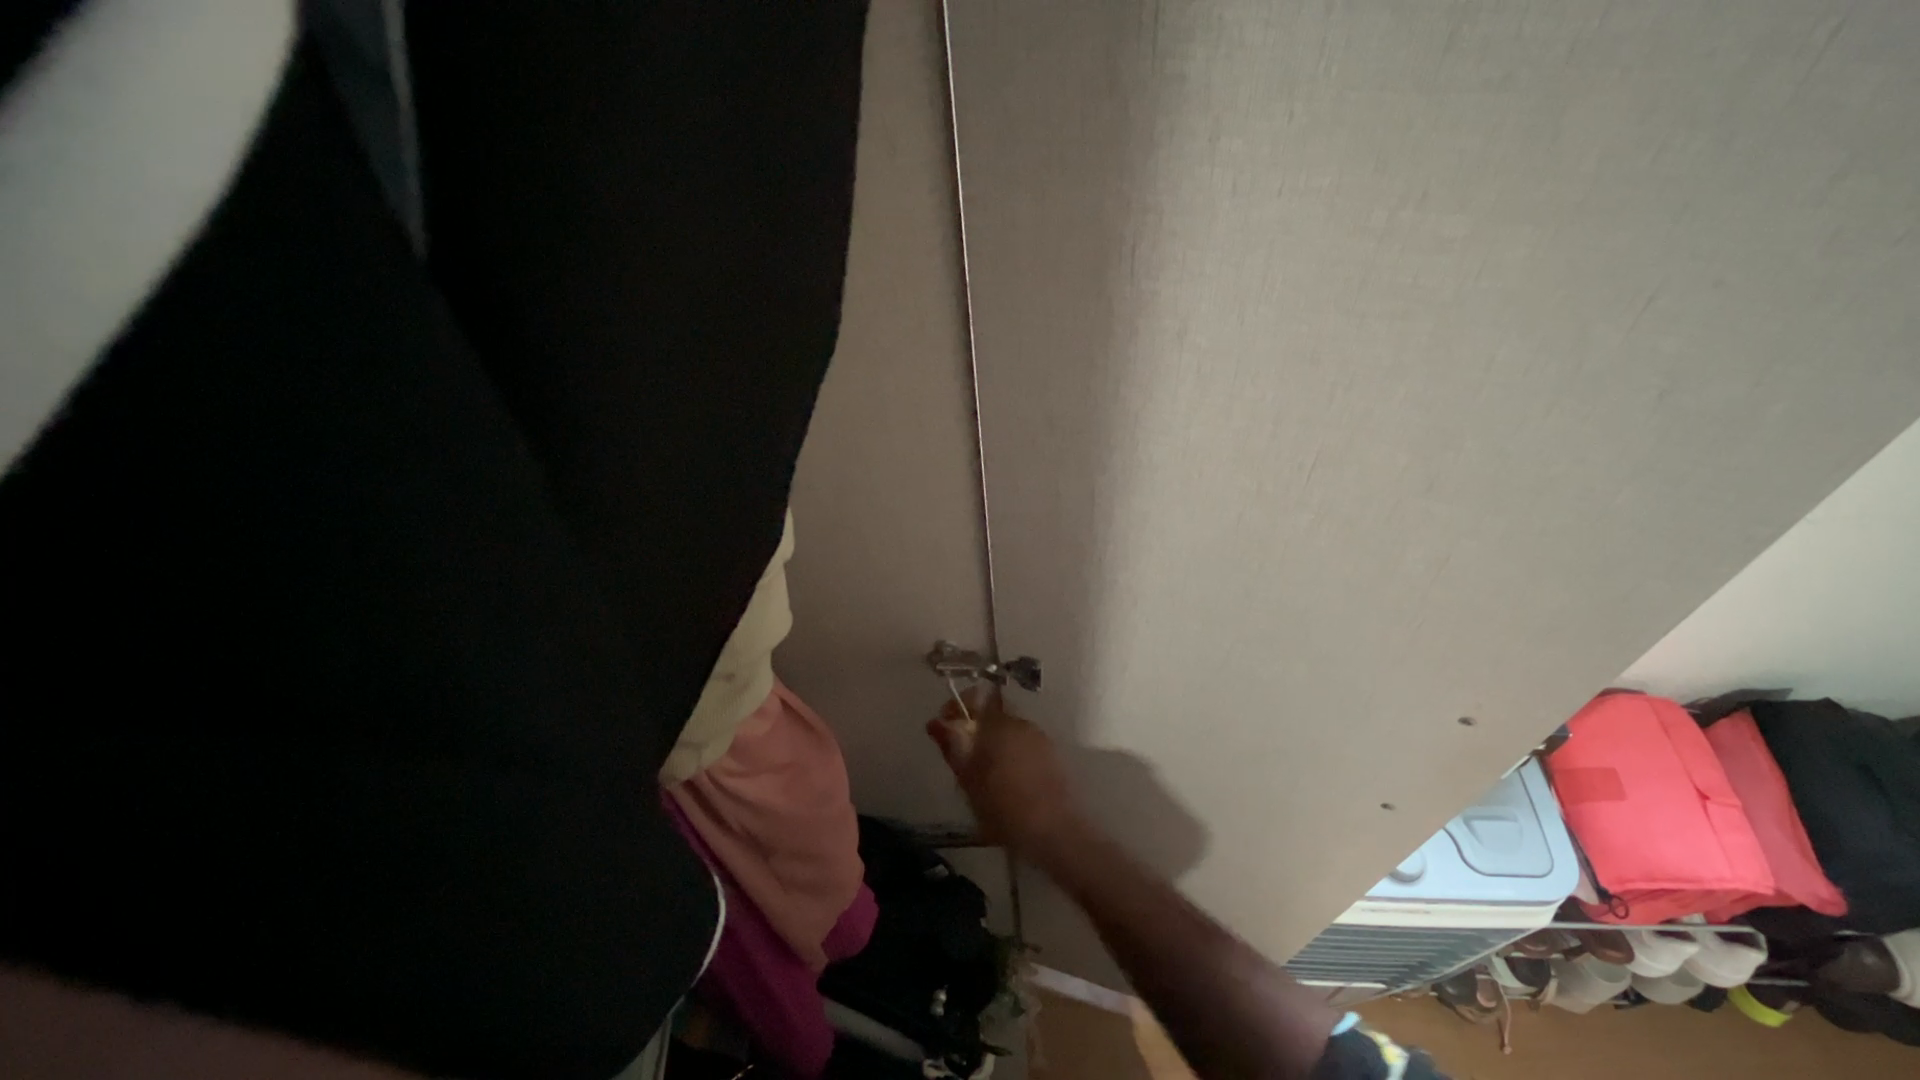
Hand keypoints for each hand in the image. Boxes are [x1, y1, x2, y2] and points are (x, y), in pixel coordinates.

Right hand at [925, 684, 1086, 860]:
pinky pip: (1026, 747)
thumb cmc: (1002, 807)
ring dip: (996, 745)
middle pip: (995, 716)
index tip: (947, 726)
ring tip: (987, 776)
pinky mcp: (1054, 757)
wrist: (1053, 832)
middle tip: (964, 759)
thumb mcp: (968, 780)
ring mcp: (1041, 740)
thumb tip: (936, 723)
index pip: (978, 697)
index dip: (960, 706)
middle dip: (977, 730)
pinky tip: (1010, 783)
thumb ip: (952, 747)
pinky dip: (1014, 757)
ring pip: (1011, 733)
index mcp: (998, 725)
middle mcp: (1022, 725)